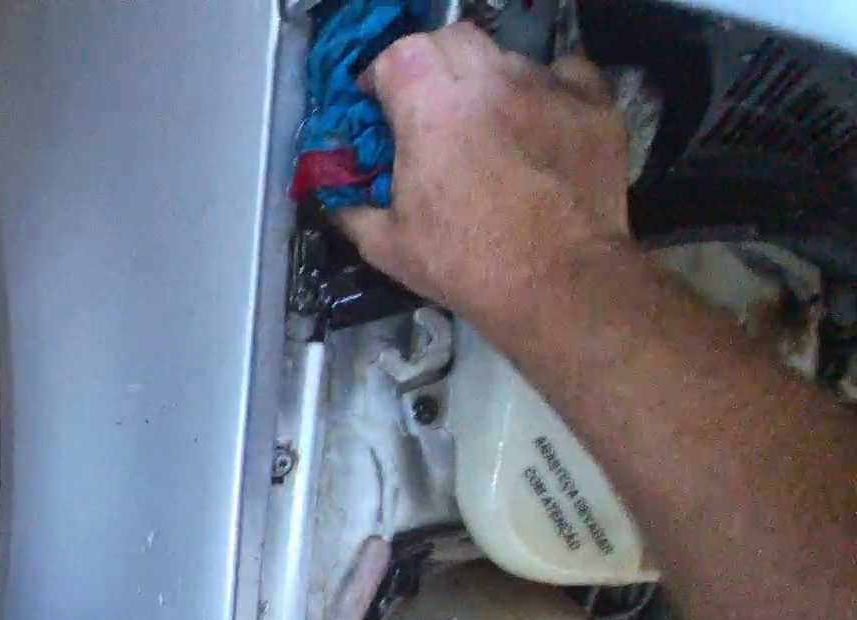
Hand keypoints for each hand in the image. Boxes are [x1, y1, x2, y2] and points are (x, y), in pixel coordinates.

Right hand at [337, 23, 635, 331]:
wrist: (553, 275)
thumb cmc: (459, 261)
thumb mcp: (384, 246)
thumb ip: (351, 212)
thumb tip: (332, 200)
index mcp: (432, 116)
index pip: (400, 53)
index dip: (380, 70)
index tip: (373, 96)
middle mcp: (491, 86)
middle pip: (452, 37)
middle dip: (426, 60)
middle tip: (416, 99)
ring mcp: (549, 88)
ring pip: (504, 56)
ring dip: (478, 78)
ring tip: (472, 120)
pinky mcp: (594, 102)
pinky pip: (561, 71)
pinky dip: (536, 87)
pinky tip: (527, 118)